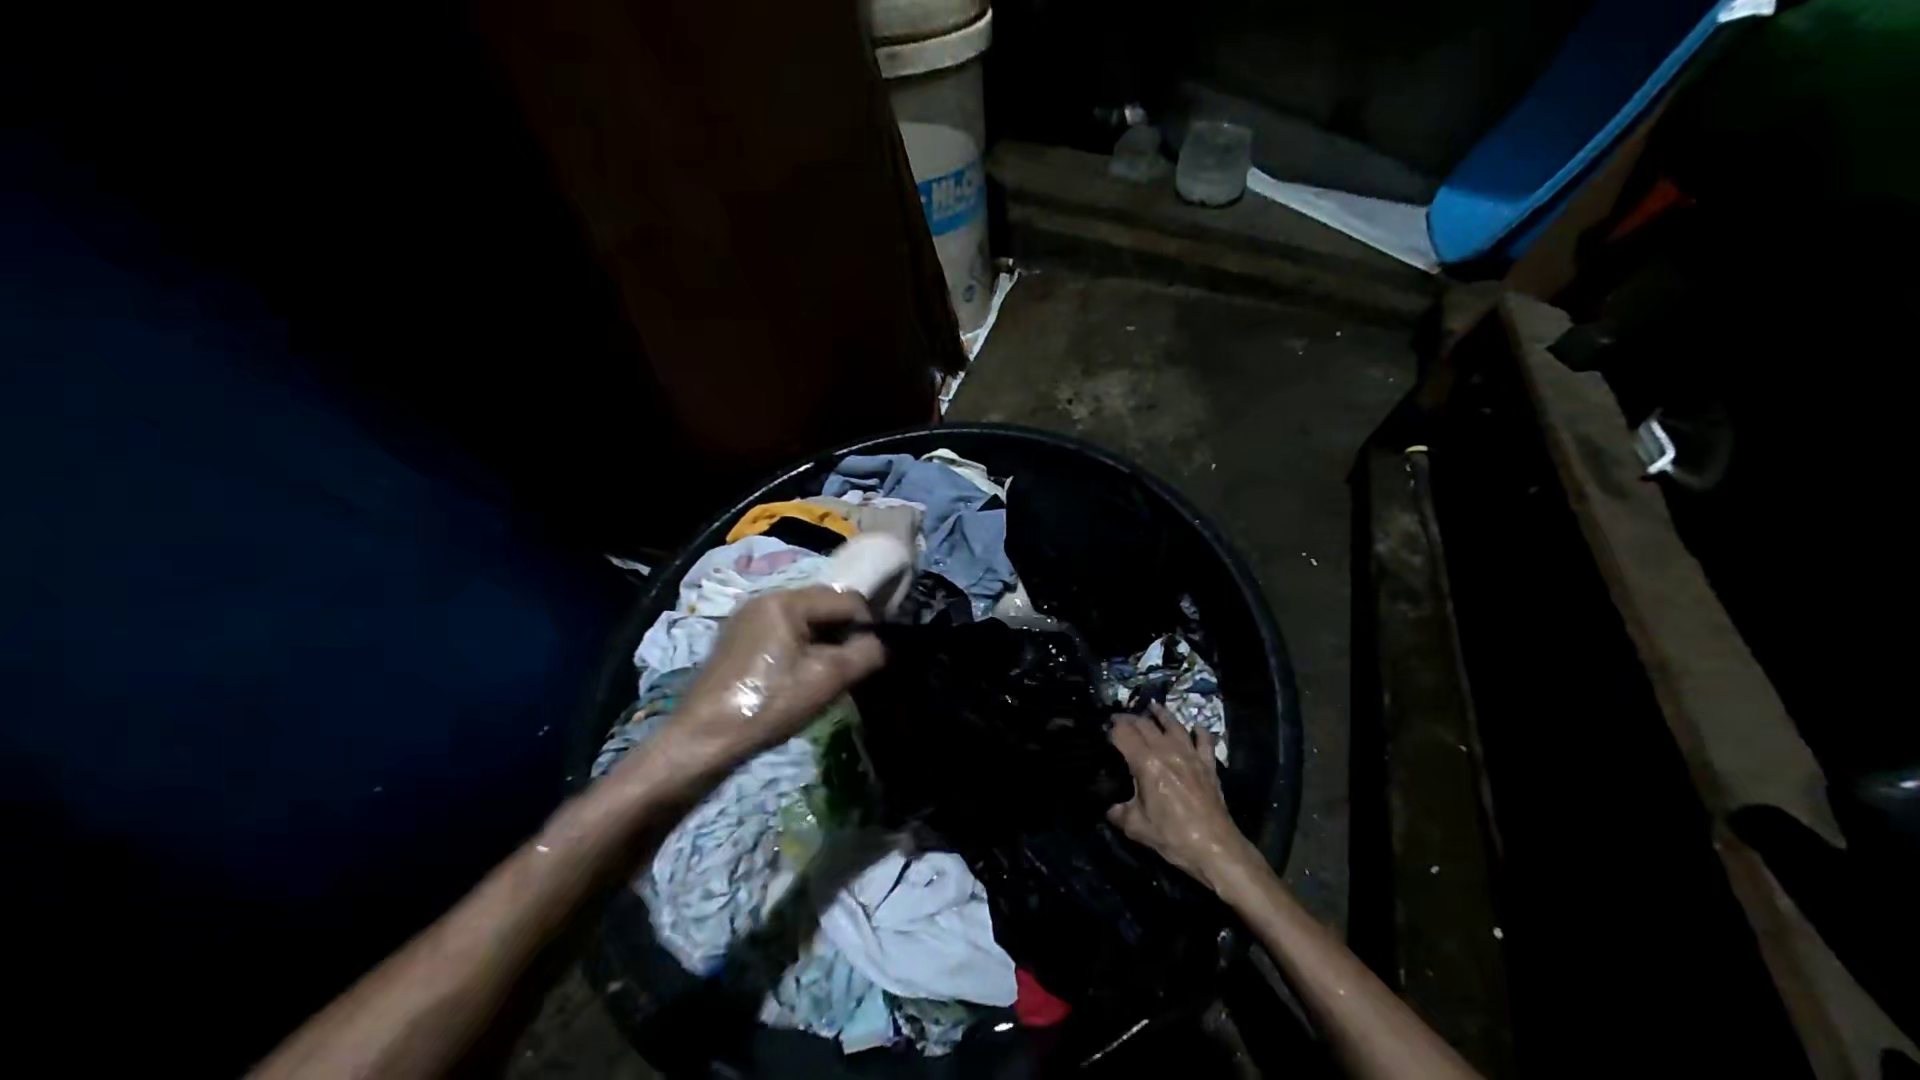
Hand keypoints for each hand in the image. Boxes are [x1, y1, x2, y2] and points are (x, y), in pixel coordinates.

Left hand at [666, 586, 885, 766]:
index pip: (847, 599)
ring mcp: (747, 617)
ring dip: (823, 641)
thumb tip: (880, 643)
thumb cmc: (769, 704)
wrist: (704, 738)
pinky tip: (798, 676)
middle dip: (844, 632)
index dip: (867, 625)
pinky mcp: (737, 638)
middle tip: (850, 667)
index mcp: (787, 600)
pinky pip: (783, 630)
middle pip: (824, 605)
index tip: (871, 657)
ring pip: (804, 619)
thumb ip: (865, 654)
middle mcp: (765, 598)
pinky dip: (800, 646)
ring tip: (826, 674)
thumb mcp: (827, 679)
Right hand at [1107, 704, 1255, 889]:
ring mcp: (1191, 755)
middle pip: (1145, 724)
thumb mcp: (1136, 827)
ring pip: (1174, 725)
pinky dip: (1199, 731)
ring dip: (1161, 715)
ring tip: (1153, 707)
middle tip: (1120, 720)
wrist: (1214, 848)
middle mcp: (1168, 751)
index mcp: (1146, 763)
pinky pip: (1205, 740)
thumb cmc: (1172, 836)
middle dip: (1130, 719)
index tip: (1104, 729)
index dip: (1111, 728)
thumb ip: (1118, 813)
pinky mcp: (1209, 765)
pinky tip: (1195, 728)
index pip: (1123, 734)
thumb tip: (1110, 808)